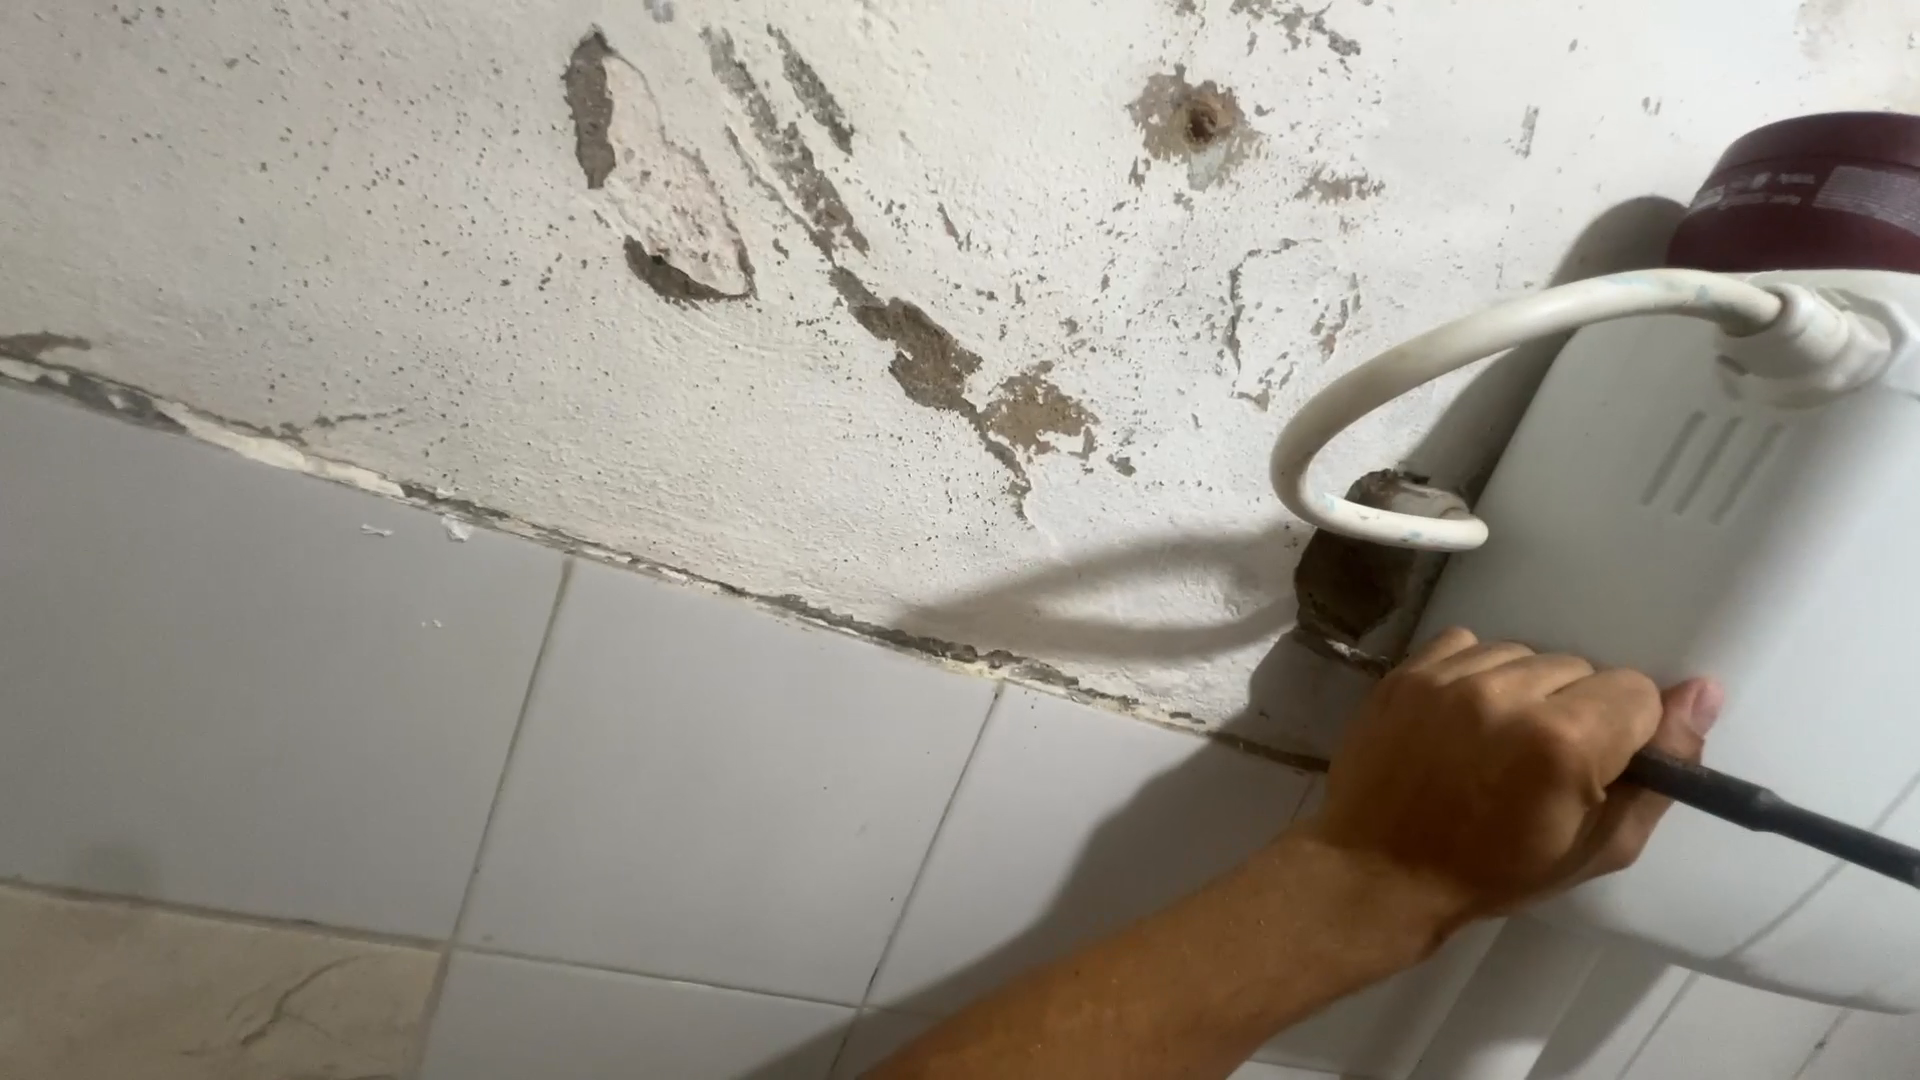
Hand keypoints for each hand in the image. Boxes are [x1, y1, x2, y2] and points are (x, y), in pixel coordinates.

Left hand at [1294, 627, 1721, 928]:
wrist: (1381, 861)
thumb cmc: (1495, 867)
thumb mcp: (1602, 842)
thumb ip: (1663, 769)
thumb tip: (1703, 691)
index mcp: (1560, 739)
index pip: (1634, 690)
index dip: (1628, 729)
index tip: (1599, 761)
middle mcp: (1500, 693)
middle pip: (1576, 667)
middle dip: (1576, 706)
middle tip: (1542, 755)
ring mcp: (1442, 678)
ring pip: (1519, 653)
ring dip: (1523, 685)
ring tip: (1499, 734)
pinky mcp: (1401, 673)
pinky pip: (1461, 643)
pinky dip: (1473, 668)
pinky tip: (1462, 710)